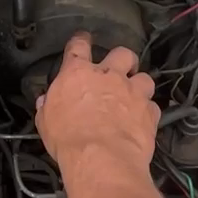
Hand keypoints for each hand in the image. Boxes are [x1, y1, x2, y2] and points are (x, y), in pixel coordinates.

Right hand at [35, 32, 158, 177]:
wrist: (101, 159)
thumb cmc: (69, 138)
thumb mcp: (46, 121)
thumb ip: (47, 106)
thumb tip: (44, 101)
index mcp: (78, 73)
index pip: (78, 46)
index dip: (81, 40)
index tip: (83, 38)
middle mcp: (107, 76)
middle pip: (121, 53)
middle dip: (122, 59)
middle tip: (120, 69)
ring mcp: (131, 92)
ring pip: (144, 77)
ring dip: (140, 84)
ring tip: (135, 94)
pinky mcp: (149, 112)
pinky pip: (153, 106)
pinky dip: (148, 111)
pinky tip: (143, 119)